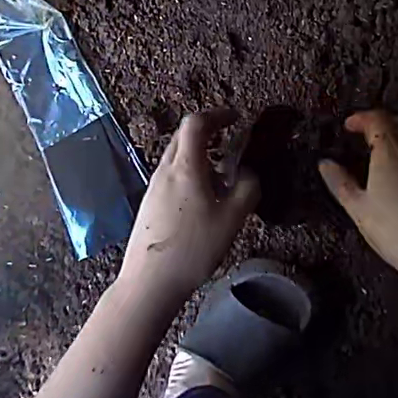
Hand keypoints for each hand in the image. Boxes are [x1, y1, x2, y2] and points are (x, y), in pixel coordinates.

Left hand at [120, 110, 259, 307]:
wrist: (148, 283)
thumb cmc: (192, 248)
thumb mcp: (232, 219)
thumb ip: (247, 189)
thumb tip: (249, 173)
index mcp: (186, 167)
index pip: (196, 123)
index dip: (218, 114)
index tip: (236, 118)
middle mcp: (165, 170)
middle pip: (184, 135)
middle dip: (209, 130)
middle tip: (231, 139)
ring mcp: (154, 187)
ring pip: (177, 155)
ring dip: (200, 152)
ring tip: (222, 173)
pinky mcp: (150, 203)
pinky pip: (172, 173)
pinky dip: (191, 170)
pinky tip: (204, 197)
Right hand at [319, 110, 397, 293]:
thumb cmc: (395, 231)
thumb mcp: (358, 209)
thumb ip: (340, 183)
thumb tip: (325, 163)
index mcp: (390, 154)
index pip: (378, 120)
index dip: (362, 117)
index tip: (349, 124)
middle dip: (382, 120)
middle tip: (365, 132)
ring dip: (395, 137)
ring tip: (377, 154)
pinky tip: (396, 178)